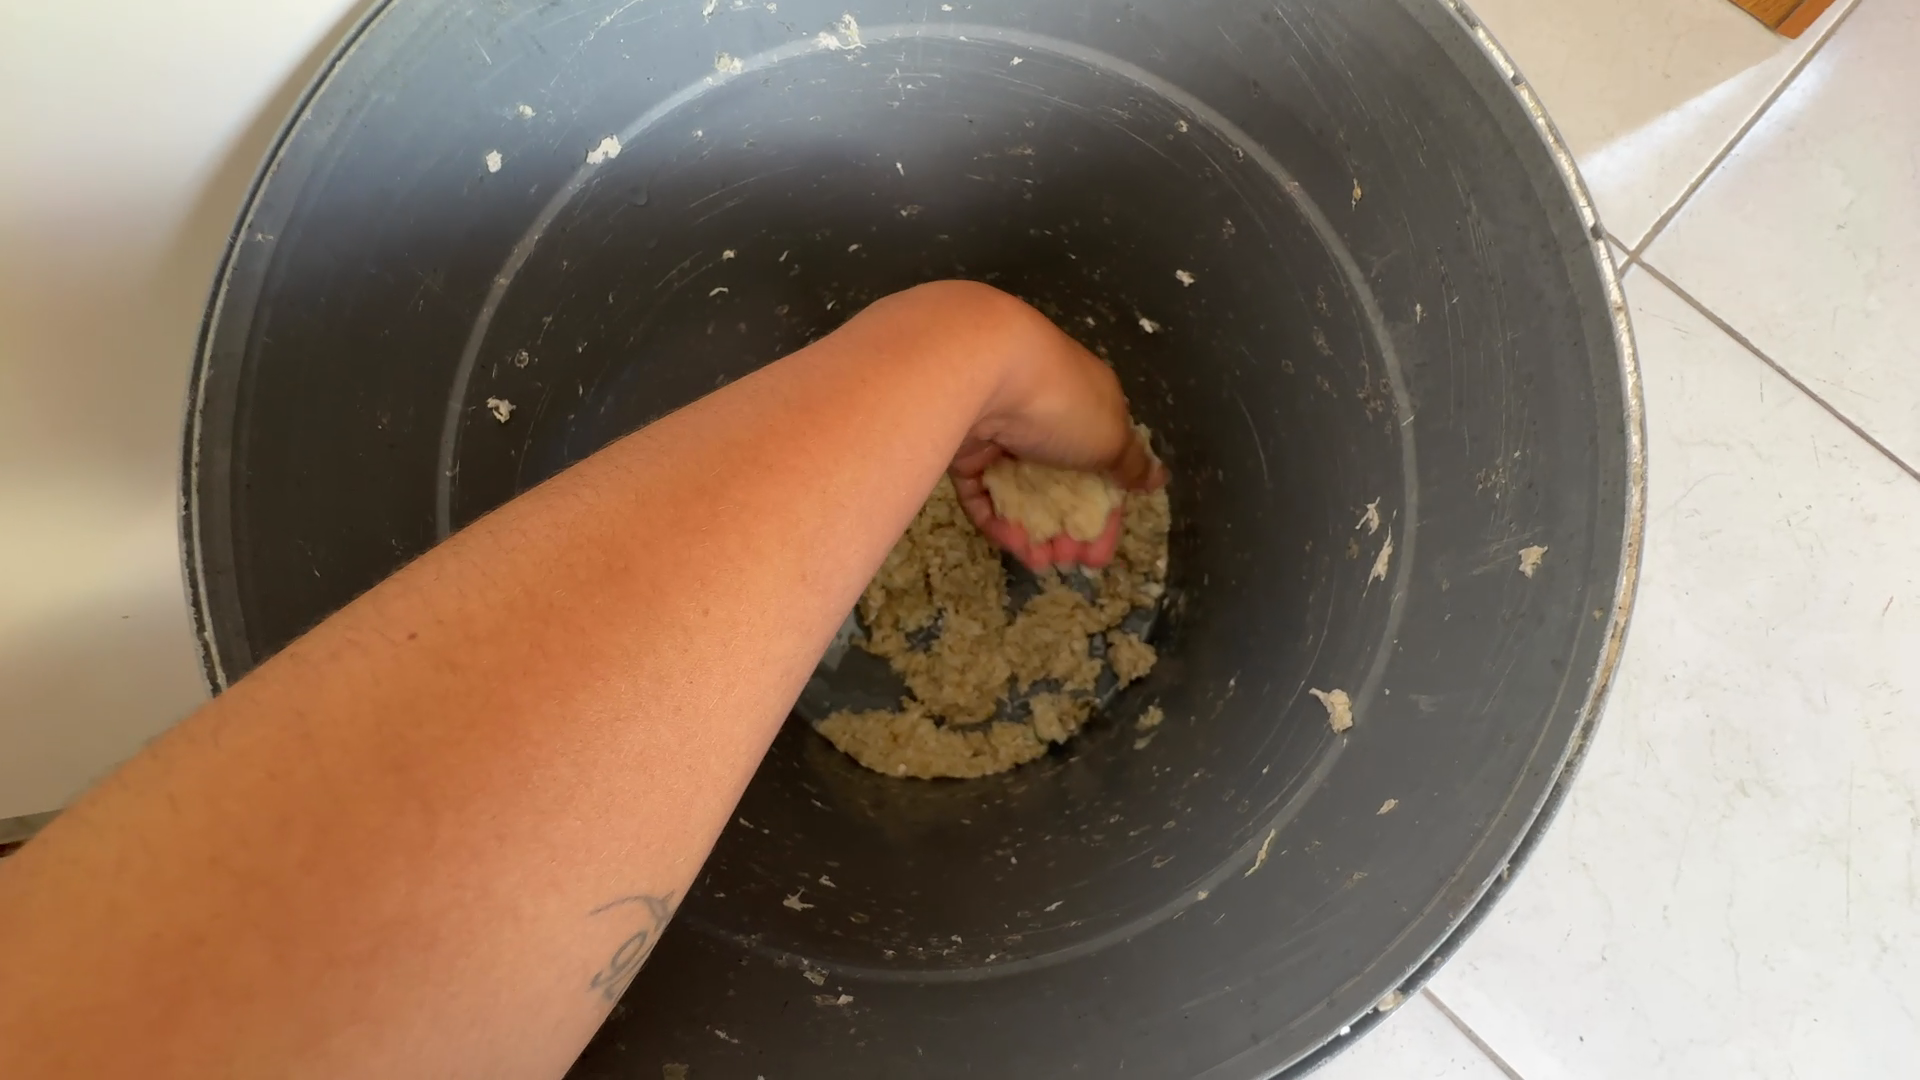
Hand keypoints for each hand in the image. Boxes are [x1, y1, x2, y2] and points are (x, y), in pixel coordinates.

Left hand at [860, 282, 1166, 570]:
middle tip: (1066, 562)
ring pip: (1018, 494)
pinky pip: (982, 492)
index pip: (1101, 470)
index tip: (1098, 556)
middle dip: (1065, 531)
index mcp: (1087, 408)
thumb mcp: (1111, 435)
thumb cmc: (1063, 403)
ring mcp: (1000, 433)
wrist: (982, 369)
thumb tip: (1157, 478)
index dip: (1102, 518)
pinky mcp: (963, 447)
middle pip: (1058, 486)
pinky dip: (996, 519)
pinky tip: (1011, 543)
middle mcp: (1045, 419)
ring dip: (1031, 532)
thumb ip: (1131, 462)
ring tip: (1038, 561)